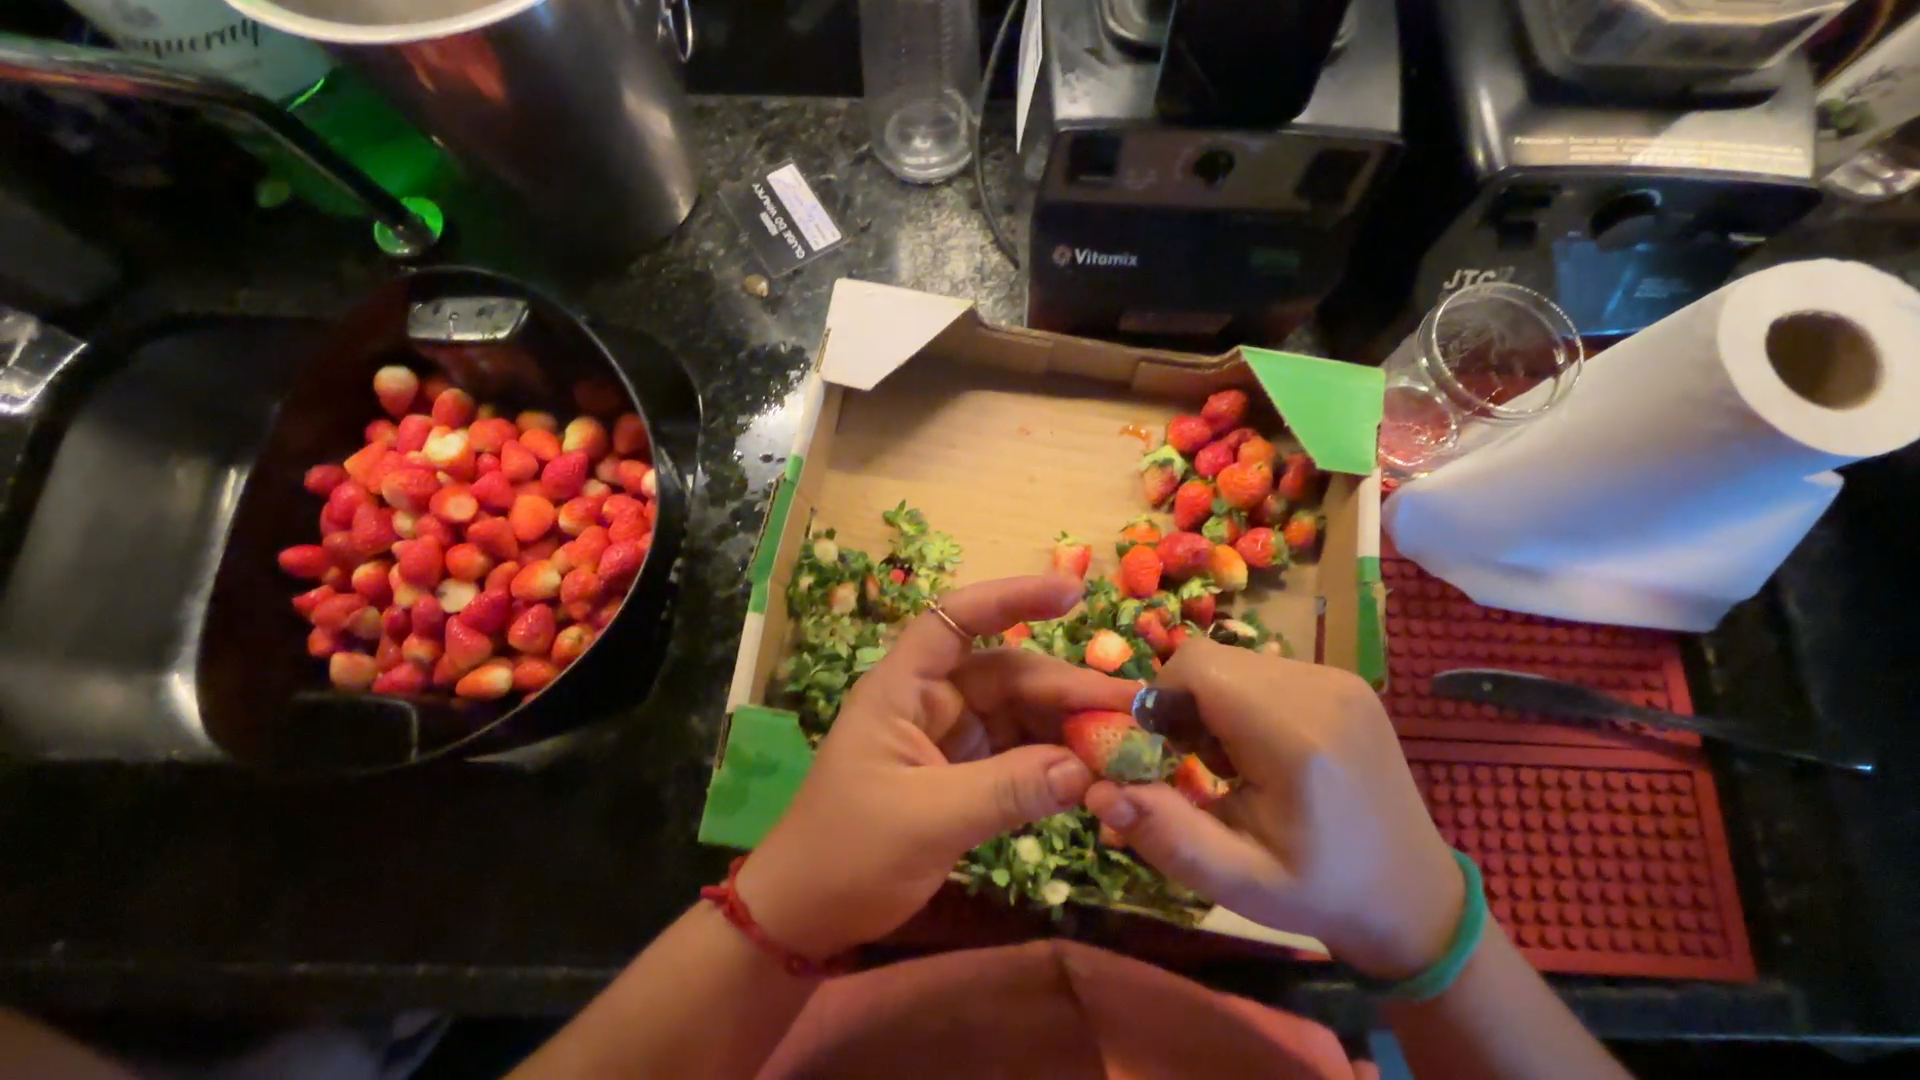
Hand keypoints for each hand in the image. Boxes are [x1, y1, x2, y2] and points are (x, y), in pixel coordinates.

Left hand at [735, 575, 1138, 959]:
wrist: (806, 915)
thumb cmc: (849, 853)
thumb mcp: (928, 819)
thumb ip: (1009, 788)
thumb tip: (1088, 767)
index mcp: (902, 688)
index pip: (955, 619)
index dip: (1012, 598)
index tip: (1075, 593)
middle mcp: (928, 701)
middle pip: (1007, 675)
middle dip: (1067, 689)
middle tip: (1134, 712)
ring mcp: (947, 739)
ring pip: (1019, 715)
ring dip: (1068, 727)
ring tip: (1127, 744)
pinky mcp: (961, 776)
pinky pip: (1018, 754)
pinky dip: (1054, 763)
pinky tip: (1093, 773)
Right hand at [1084, 638, 1463, 979]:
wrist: (1413, 896)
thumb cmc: (1318, 891)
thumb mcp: (1235, 880)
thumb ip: (1164, 832)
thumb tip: (1095, 789)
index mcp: (1296, 736)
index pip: (1196, 667)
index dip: (1159, 700)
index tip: (1162, 755)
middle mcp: (1323, 689)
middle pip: (1212, 660)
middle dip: (1183, 705)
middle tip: (1193, 765)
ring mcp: (1341, 679)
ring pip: (1235, 662)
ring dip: (1212, 702)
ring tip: (1230, 763)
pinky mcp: (1347, 681)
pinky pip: (1265, 670)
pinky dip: (1242, 700)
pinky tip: (1261, 751)